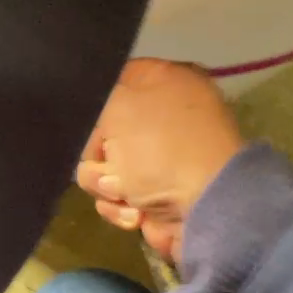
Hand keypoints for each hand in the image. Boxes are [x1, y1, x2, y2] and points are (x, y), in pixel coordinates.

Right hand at [75, 58, 245, 261]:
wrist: (202, 208)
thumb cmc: (161, 147)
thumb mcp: (119, 104)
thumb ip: (98, 96)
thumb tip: (96, 112)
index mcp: (166, 81)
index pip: (115, 78)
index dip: (96, 99)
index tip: (89, 118)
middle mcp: (163, 117)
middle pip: (102, 129)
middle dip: (98, 153)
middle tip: (109, 163)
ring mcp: (158, 160)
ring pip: (102, 168)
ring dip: (105, 184)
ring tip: (124, 193)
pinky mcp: (153, 195)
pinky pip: (115, 198)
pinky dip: (120, 208)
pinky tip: (136, 213)